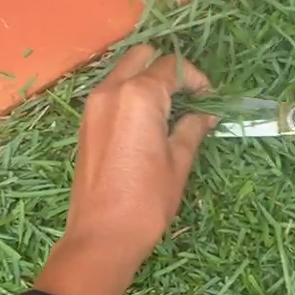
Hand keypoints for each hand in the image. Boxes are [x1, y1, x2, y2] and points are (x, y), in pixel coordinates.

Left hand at [34, 45, 215, 294]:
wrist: (102, 236)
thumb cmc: (147, 201)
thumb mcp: (178, 164)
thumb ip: (191, 131)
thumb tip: (206, 116)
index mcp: (139, 96)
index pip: (172, 67)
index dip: (196, 79)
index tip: (209, 98)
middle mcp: (112, 90)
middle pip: (143, 58)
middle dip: (167, 70)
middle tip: (188, 97)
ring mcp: (94, 105)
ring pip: (123, 72)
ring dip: (146, 80)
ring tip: (168, 109)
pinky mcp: (85, 123)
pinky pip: (110, 93)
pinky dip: (129, 94)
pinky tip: (146, 121)